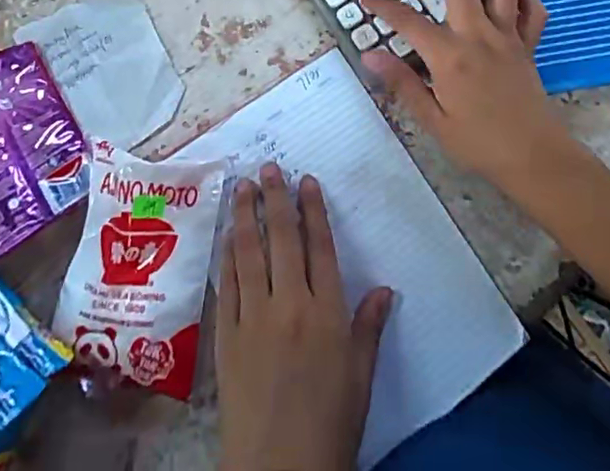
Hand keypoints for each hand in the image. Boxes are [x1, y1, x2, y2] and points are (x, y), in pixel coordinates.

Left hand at [218, 164, 391, 470]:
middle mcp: (289, 305)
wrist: (279, 466)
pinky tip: (225, 235)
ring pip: (248, 253)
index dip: (313, 211)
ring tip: (242, 187)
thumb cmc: (330, 423)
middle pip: (282, 240)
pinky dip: (226, 255)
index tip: (305, 182)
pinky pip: (226, 284)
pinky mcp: (226, 334)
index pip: (320, 248)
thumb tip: (384, 289)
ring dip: (244, 216)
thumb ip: (368, 328)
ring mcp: (253, 317)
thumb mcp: (361, 377)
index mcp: (327, 313)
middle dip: (275, 200)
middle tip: (268, 168)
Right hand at [360, 0, 578, 183]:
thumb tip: (371, 55)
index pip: (408, 20)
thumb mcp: (432, 120)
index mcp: (451, 56)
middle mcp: (479, 36)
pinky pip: (531, 7)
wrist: (535, 159)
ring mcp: (508, 37)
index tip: (367, 0)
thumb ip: (402, 82)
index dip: (383, 6)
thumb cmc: (479, 144)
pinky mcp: (528, 45)